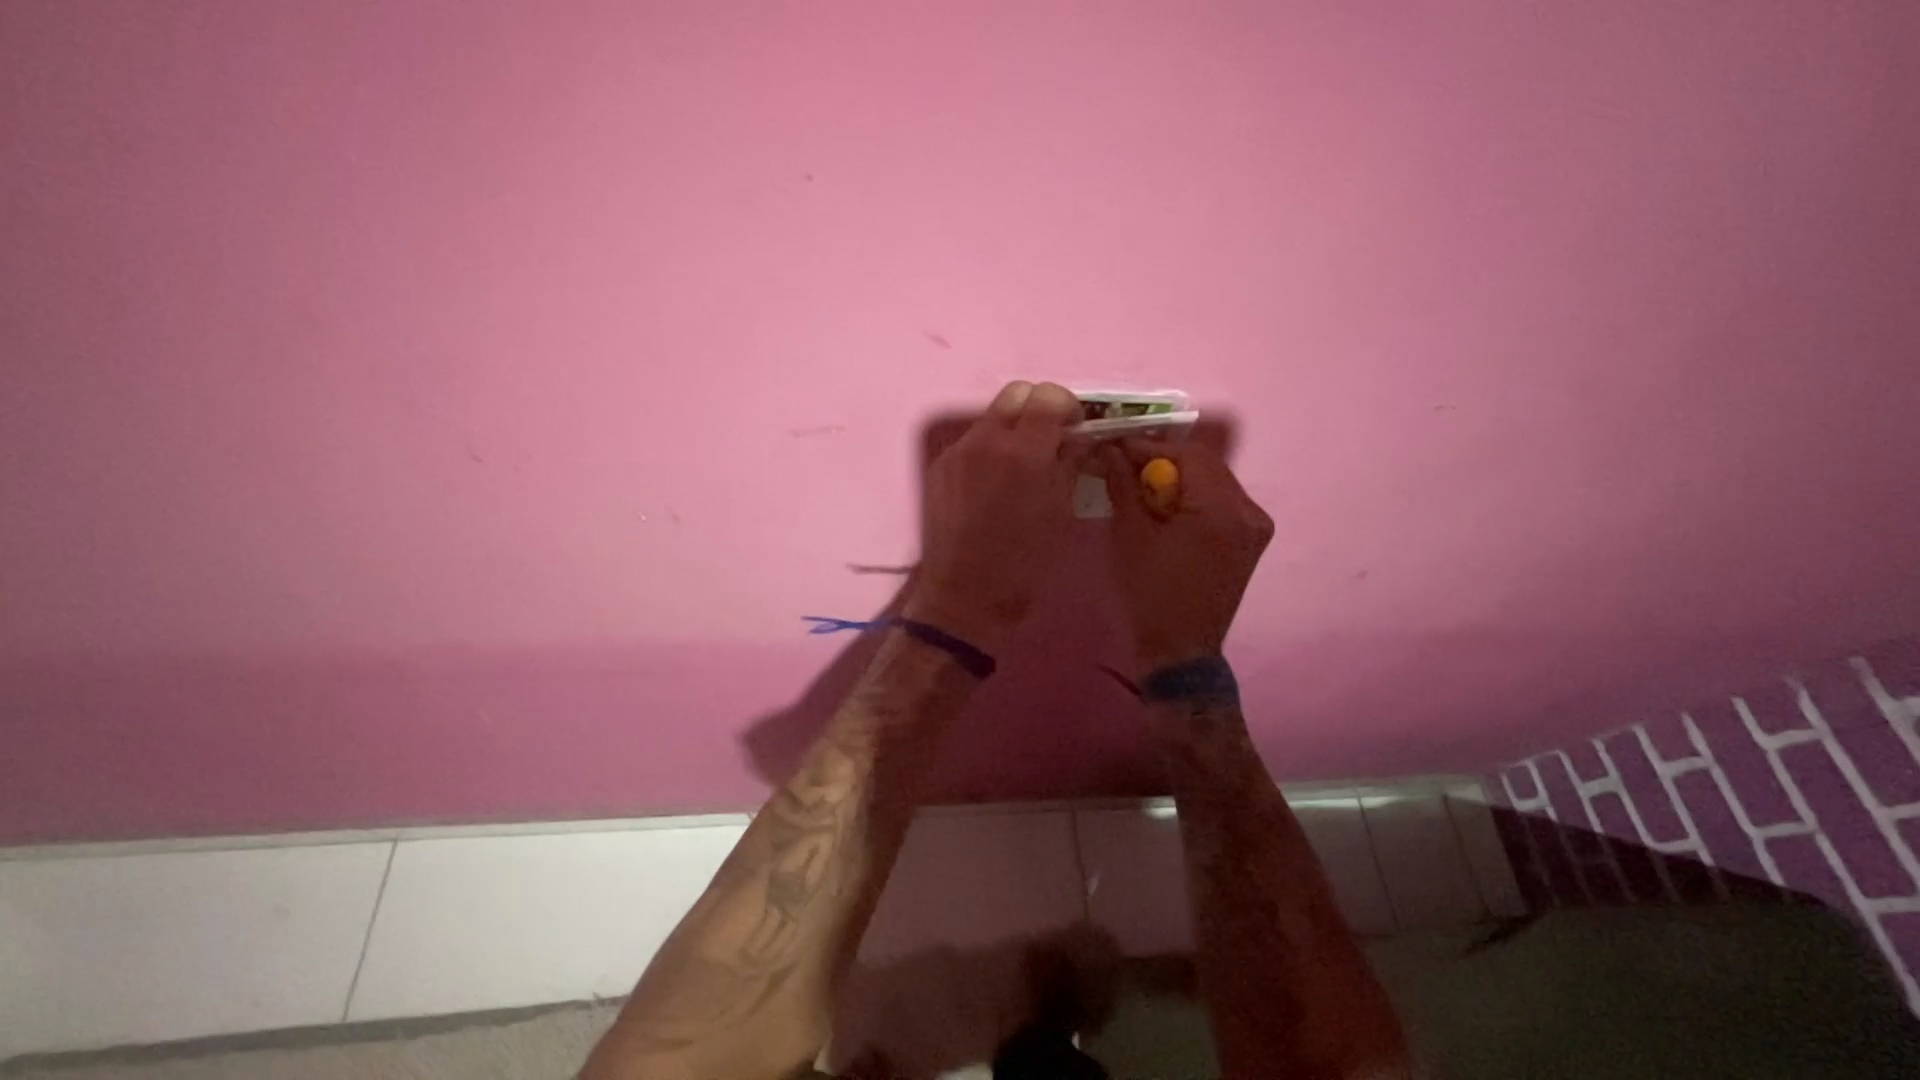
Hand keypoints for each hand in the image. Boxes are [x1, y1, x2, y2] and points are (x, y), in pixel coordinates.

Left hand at [906, 381, 1085, 651]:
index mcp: (1024, 452)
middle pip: (1017, 392)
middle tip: (1050, 440)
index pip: (1049, 396)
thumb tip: (1080, 440)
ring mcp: (957, 452)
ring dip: (1011, 429)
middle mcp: (986, 441)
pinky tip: (992, 483)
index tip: (1074, 430)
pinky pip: (970, 442)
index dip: (1068, 408)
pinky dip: (988, 449)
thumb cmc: (1023, 562)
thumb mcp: (1060, 513)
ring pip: (990, 416)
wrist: (964, 596)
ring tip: (1020, 464)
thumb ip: (1070, 465)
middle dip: (1038, 408)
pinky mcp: (939, 467)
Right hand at [1103, 438, 1273, 672]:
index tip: (1116, 447)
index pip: (1188, 456)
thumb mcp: (1131, 536)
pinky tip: (1169, 507)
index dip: (1149, 446)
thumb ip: (1124, 486)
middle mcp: (1249, 512)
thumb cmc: (1151, 595)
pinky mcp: (1252, 538)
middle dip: (1164, 459)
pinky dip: (1195, 495)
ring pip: (1215, 479)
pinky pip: (1222, 500)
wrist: (1181, 650)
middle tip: (1126, 463)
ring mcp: (1256, 526)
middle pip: (1206, 464)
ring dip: (1180, 476)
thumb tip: (1109, 450)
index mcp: (1221, 511)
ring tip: (1144, 486)